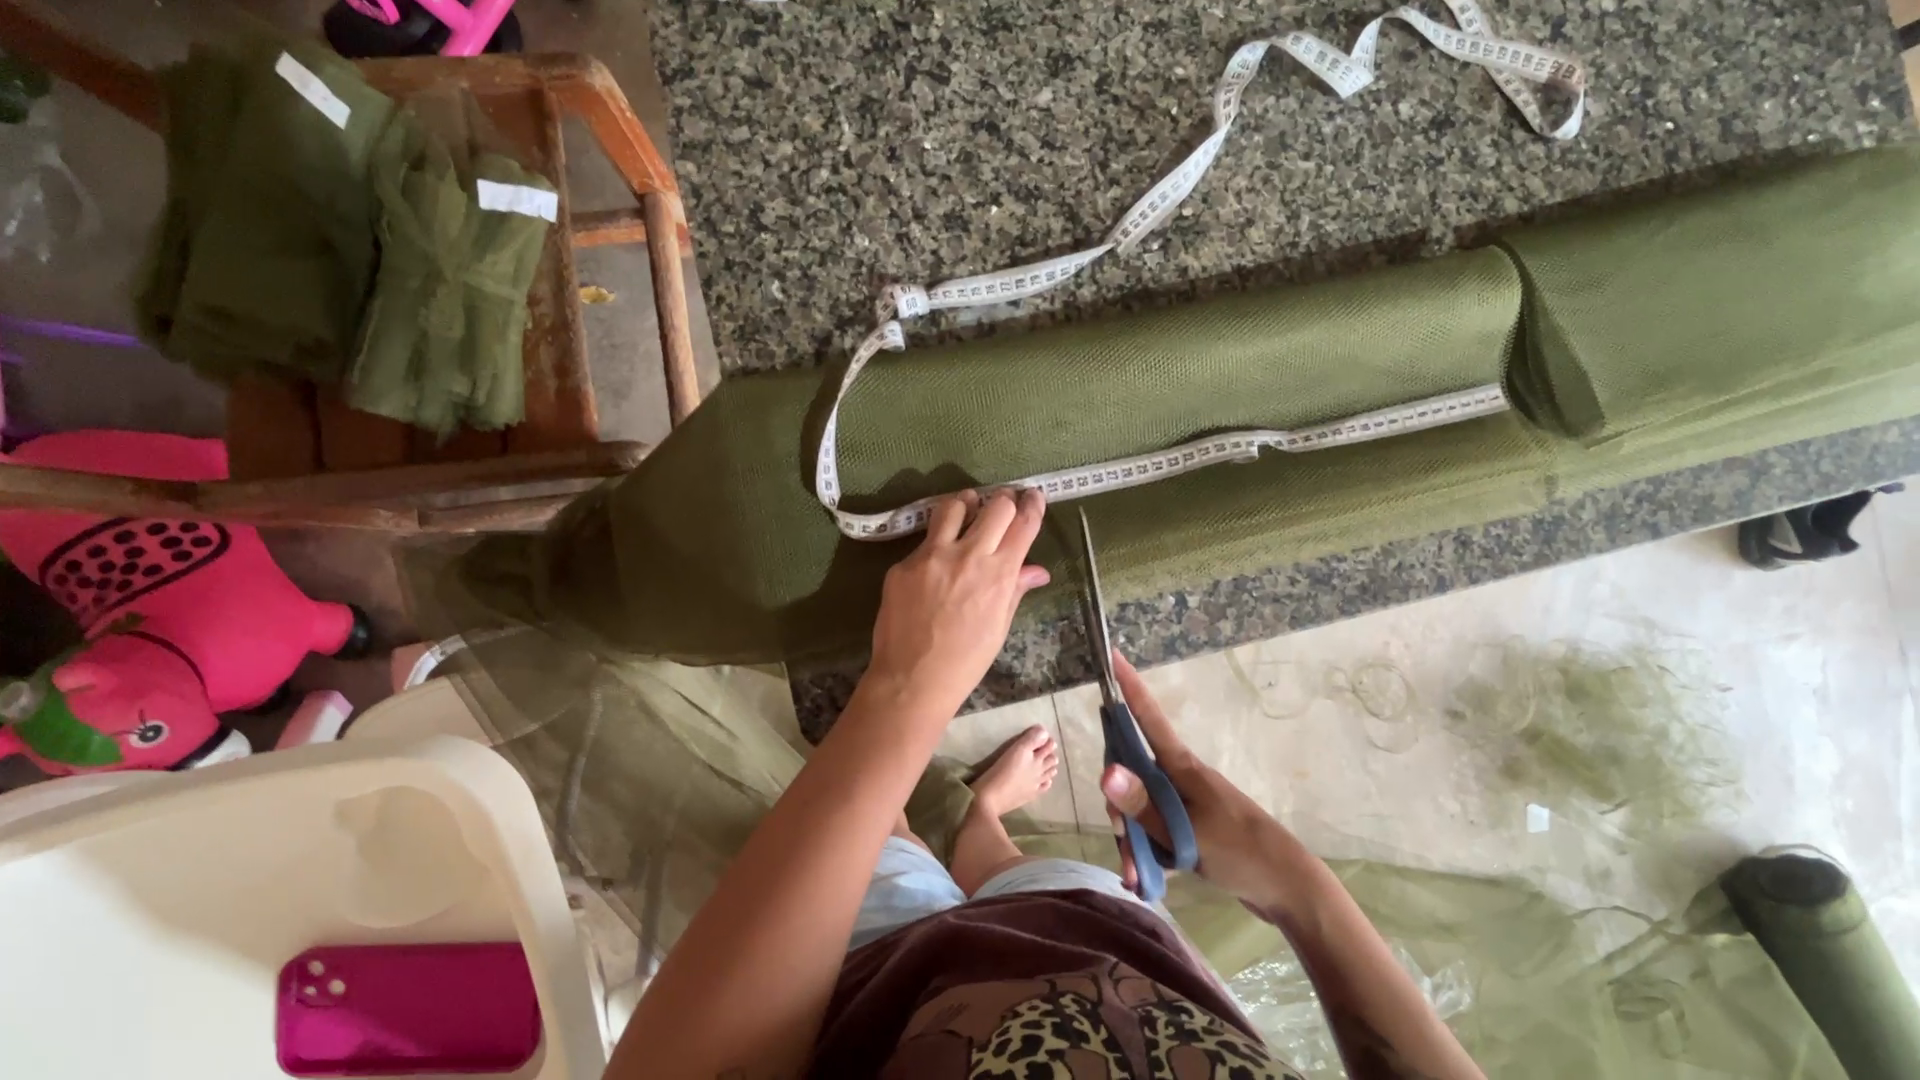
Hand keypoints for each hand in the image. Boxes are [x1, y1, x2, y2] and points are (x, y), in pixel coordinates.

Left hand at [865, 489, 1049, 717]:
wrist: (913, 678)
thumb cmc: (965, 661)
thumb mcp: (999, 626)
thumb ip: (1015, 589)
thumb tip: (1037, 571)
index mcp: (999, 573)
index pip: (1023, 523)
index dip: (1033, 504)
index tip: (1033, 497)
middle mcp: (968, 555)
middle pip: (995, 505)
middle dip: (1003, 500)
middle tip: (1002, 505)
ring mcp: (932, 556)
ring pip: (953, 506)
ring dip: (966, 505)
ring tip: (967, 509)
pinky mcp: (904, 564)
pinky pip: (924, 542)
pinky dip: (936, 544)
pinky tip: (935, 563)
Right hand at [1101, 651, 1297, 910]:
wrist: (1288, 887)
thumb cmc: (1239, 851)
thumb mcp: (1185, 832)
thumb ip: (1143, 805)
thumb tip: (1105, 770)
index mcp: (1182, 768)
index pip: (1148, 718)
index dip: (1130, 688)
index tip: (1113, 655)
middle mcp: (1180, 779)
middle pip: (1131, 776)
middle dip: (1119, 809)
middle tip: (1124, 843)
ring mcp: (1185, 804)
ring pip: (1140, 810)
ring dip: (1132, 843)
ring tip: (1136, 876)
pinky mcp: (1190, 829)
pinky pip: (1155, 833)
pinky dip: (1146, 855)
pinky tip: (1144, 880)